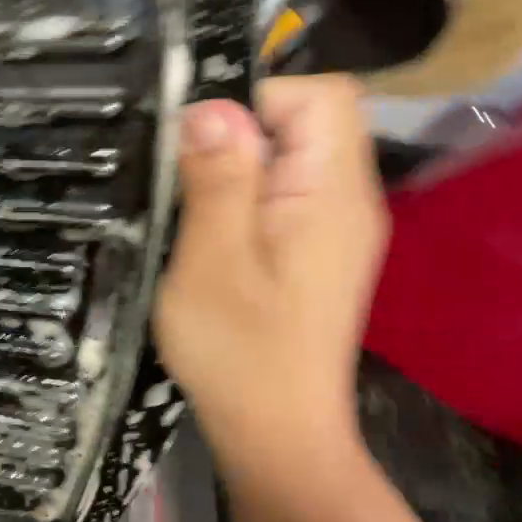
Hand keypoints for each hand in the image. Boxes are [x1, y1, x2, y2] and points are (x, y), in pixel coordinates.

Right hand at [154, 76, 389, 465]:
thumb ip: (218, 181)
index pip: (318, 94)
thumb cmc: (237, 348)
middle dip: (231, 139)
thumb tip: (209, 108)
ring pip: (284, 163)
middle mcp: (347, 200)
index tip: (190, 146)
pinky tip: (202, 242)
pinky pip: (279, 199)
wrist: (274, 427)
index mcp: (331, 193)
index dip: (251, 100)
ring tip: (182, 218)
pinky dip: (235, 204)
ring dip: (227, 175)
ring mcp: (332, 230)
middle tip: (175, 189)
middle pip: (302, 124)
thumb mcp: (211, 261)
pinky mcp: (312, 255)